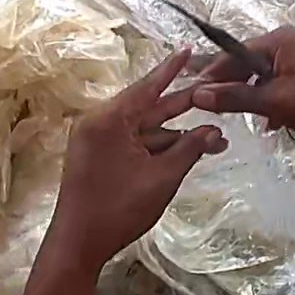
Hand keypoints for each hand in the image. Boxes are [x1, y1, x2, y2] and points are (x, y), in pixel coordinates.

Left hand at [48, 49, 227, 274]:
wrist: (78, 245)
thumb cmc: (119, 209)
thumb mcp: (162, 177)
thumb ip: (190, 149)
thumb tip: (216, 132)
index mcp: (110, 120)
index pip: (148, 86)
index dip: (171, 69)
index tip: (188, 49)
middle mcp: (100, 123)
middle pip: (149, 107)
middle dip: (184, 106)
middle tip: (214, 94)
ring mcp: (97, 140)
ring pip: (144, 128)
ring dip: (176, 134)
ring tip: (214, 137)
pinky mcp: (98, 156)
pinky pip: (134, 142)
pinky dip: (158, 146)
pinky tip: (187, 150)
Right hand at [191, 27, 294, 139]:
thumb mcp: (275, 101)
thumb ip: (235, 97)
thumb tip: (197, 95)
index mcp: (279, 39)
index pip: (234, 54)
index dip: (213, 75)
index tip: (192, 95)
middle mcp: (290, 42)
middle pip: (249, 63)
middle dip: (233, 87)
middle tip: (212, 110)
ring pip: (266, 76)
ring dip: (254, 97)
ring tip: (240, 118)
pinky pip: (283, 84)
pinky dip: (273, 100)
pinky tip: (270, 123)